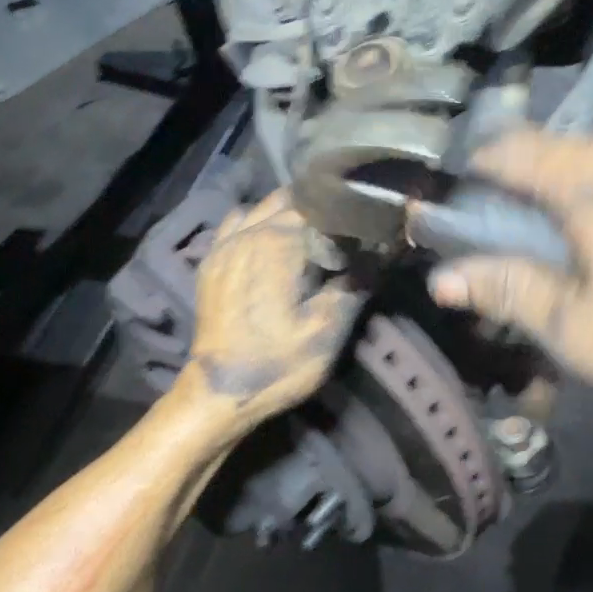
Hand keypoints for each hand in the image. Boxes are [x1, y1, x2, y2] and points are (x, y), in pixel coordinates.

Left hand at [184, 191, 362, 428]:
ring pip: (264, 205)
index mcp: (280, 240)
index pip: (327, 209)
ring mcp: (225, 242)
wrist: (220, 390)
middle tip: (345, 240)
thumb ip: (355, 285)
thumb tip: (381, 254)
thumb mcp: (327, 331)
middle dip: (323, 214)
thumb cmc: (277, 363)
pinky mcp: (211, 260)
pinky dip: (257, 223)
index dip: (353, 221)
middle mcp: (250, 229)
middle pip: (295, 200)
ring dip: (290, 214)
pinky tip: (270, 243)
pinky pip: (237, 222)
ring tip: (311, 238)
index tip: (370, 240)